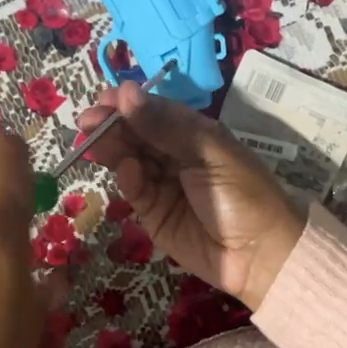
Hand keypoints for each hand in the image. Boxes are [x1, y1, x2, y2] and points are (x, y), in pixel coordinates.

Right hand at [77, 82, 304, 310]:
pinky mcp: (153, 213)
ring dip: (111, 148)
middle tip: (87, 121)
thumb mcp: (209, 151)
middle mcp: (175, 154)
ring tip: (95, 140)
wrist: (259, 255)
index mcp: (194, 133)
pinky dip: (127, 177)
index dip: (129, 104)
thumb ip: (165, 126)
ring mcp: (163, 184)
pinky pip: (134, 189)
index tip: (104, 99)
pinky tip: (125, 169)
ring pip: (129, 158)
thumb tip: (126, 92)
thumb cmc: (243, 192)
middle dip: (111, 125)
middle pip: (136, 133)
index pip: (154, 111)